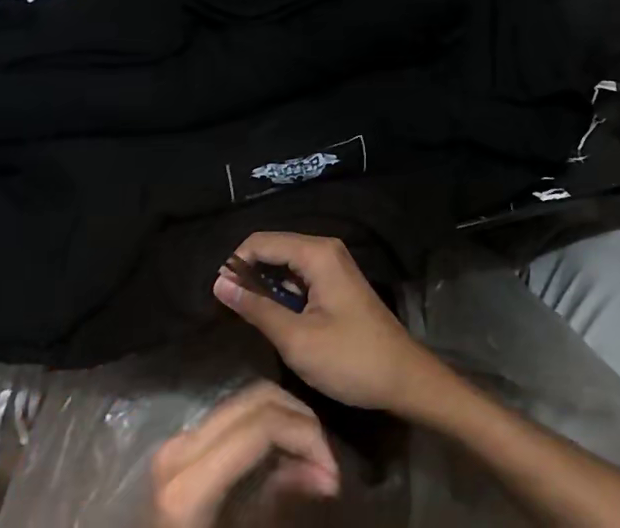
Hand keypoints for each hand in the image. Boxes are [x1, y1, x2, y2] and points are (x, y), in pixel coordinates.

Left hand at [145, 381, 339, 527]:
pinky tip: (281, 456)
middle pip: (259, 399)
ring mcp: (175, 444)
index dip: (308, 437)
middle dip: (301, 420)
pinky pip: (233, 417)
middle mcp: (180, 449)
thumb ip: (281, 502)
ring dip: (286, 419)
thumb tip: (326, 475)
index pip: (266, 424)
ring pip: (248, 401)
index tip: (332, 473)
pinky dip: (265, 425)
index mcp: (189, 485)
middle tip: (324, 458)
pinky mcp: (178, 447)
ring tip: (308, 456)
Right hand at [214, 232, 450, 413]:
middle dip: (248, 274)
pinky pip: (299, 279)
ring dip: (264, 286)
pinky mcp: (336, 285)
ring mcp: (334, 267)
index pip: (262, 241)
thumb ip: (257, 308)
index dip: (235, 264)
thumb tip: (219, 283)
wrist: (401, 377)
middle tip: (228, 312)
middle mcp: (326, 250)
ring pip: (285, 266)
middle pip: (274, 249)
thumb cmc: (349, 359)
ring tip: (245, 318)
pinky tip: (272, 320)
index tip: (218, 298)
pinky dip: (282, 294)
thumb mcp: (296, 338)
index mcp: (318, 253)